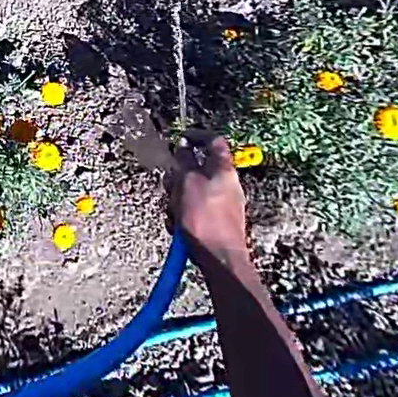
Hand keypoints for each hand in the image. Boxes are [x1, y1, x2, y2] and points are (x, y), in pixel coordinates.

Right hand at [165, 129, 249, 269]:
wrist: (220, 260)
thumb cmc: (204, 218)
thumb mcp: (187, 182)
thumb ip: (183, 161)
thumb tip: (181, 147)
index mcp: (224, 169)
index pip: (213, 141)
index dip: (196, 136)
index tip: (181, 138)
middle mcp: (225, 184)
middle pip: (195, 169)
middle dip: (177, 178)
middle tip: (171, 188)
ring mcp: (221, 204)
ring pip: (189, 191)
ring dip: (176, 200)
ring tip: (175, 215)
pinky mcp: (214, 223)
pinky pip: (191, 211)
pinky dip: (181, 217)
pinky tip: (179, 229)